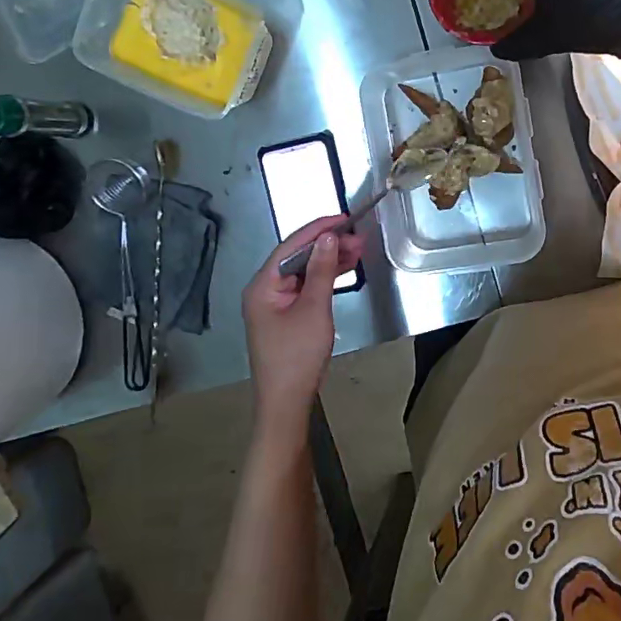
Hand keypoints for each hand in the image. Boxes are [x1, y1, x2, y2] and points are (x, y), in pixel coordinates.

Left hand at [242, 217, 367, 426]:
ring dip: (328, 260)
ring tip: (357, 249)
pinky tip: (343, 270)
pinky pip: (305, 287)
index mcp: (262, 285)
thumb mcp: (314, 309)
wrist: (286, 403)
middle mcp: (264, 290)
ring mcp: (274, 304)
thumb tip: (328, 237)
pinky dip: (324, 277)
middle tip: (358, 237)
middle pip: (296, 257)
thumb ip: (321, 270)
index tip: (344, 217)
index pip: (291, 246)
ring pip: (302, 271)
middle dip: (327, 244)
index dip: (318, 228)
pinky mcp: (285, 316)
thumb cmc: (297, 356)